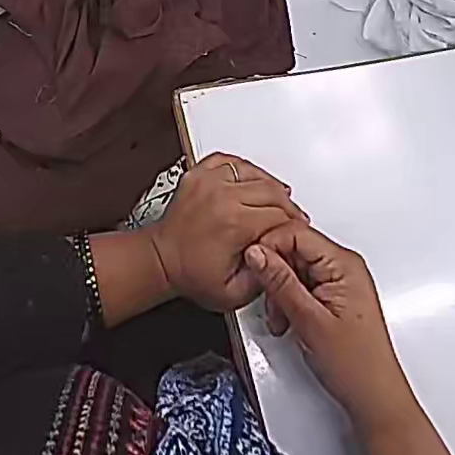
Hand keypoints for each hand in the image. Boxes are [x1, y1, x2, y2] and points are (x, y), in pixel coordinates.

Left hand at [146, 154, 305, 311]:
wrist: (161, 259)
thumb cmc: (191, 274)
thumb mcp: (234, 293)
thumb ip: (264, 277)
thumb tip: (282, 258)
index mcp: (233, 223)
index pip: (278, 214)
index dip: (293, 223)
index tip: (294, 230)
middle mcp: (221, 196)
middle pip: (270, 189)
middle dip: (286, 204)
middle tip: (291, 215)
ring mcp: (208, 181)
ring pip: (251, 170)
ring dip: (268, 182)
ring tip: (276, 195)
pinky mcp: (198, 175)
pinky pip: (227, 160)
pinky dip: (242, 167)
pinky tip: (249, 177)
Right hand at [246, 223, 417, 429]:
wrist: (376, 402)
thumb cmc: (357, 367)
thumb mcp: (309, 321)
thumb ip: (280, 282)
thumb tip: (257, 252)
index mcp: (343, 263)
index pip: (296, 232)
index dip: (270, 246)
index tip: (255, 267)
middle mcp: (342, 266)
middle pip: (293, 249)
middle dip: (275, 275)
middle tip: (271, 302)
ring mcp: (338, 281)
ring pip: (294, 267)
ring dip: (280, 291)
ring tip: (281, 318)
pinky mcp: (333, 295)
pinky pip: (301, 283)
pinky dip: (288, 300)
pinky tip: (288, 320)